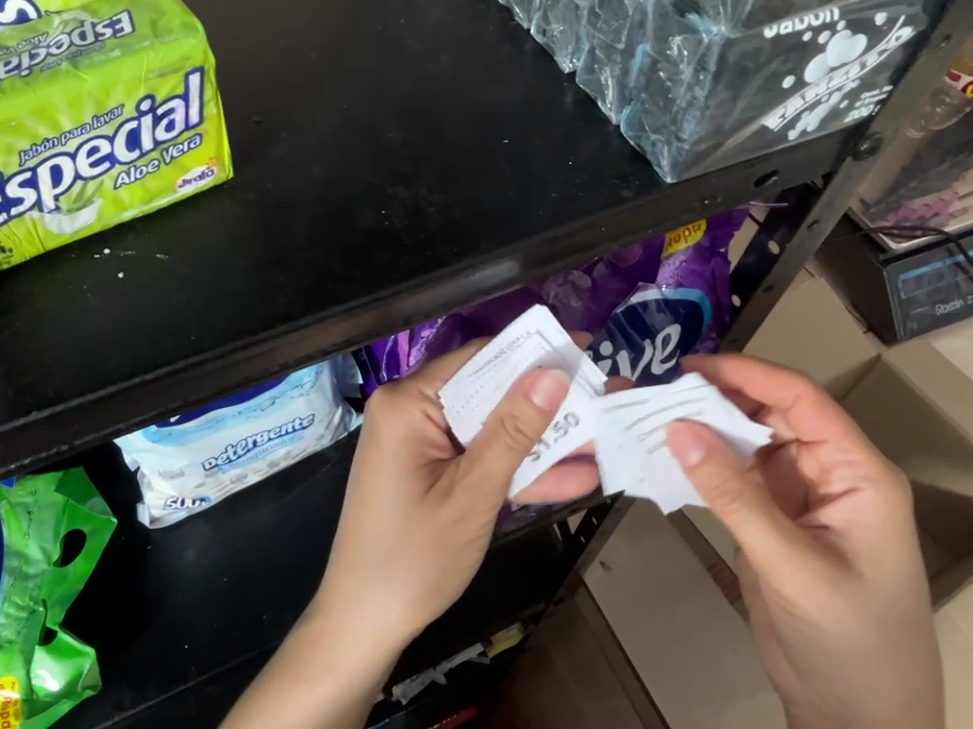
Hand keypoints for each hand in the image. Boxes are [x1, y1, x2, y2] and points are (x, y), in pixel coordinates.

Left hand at [315, 339, 596, 650]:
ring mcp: (422, 443)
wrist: (365, 622)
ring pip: (491, 428)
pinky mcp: (433, 472)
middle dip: (548, 400)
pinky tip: (577, 475)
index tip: (586, 350)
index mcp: (408, 402)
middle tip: (607, 394)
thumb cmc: (413, 556)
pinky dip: (519, 469)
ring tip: (607, 431)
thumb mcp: (472, 493)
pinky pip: (481, 458)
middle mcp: (411, 411)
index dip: (534, 354)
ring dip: (543, 439)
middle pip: (489, 391)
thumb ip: (514, 431)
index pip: (479, 359)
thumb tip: (553, 373)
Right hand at [666, 354, 942, 728]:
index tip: (686, 366)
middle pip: (769, 414)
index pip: (801, 400)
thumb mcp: (792, 565)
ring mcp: (798, 497)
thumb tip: (677, 428)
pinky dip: (699, 464)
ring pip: (746, 442)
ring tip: (647, 414)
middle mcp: (829, 473)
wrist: (858, 718)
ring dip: (702, 428)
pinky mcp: (772, 521)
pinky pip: (732, 476)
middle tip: (653, 389)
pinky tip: (662, 455)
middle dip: (715, 397)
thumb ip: (734, 495)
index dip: (747, 374)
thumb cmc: (851, 641)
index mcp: (858, 473)